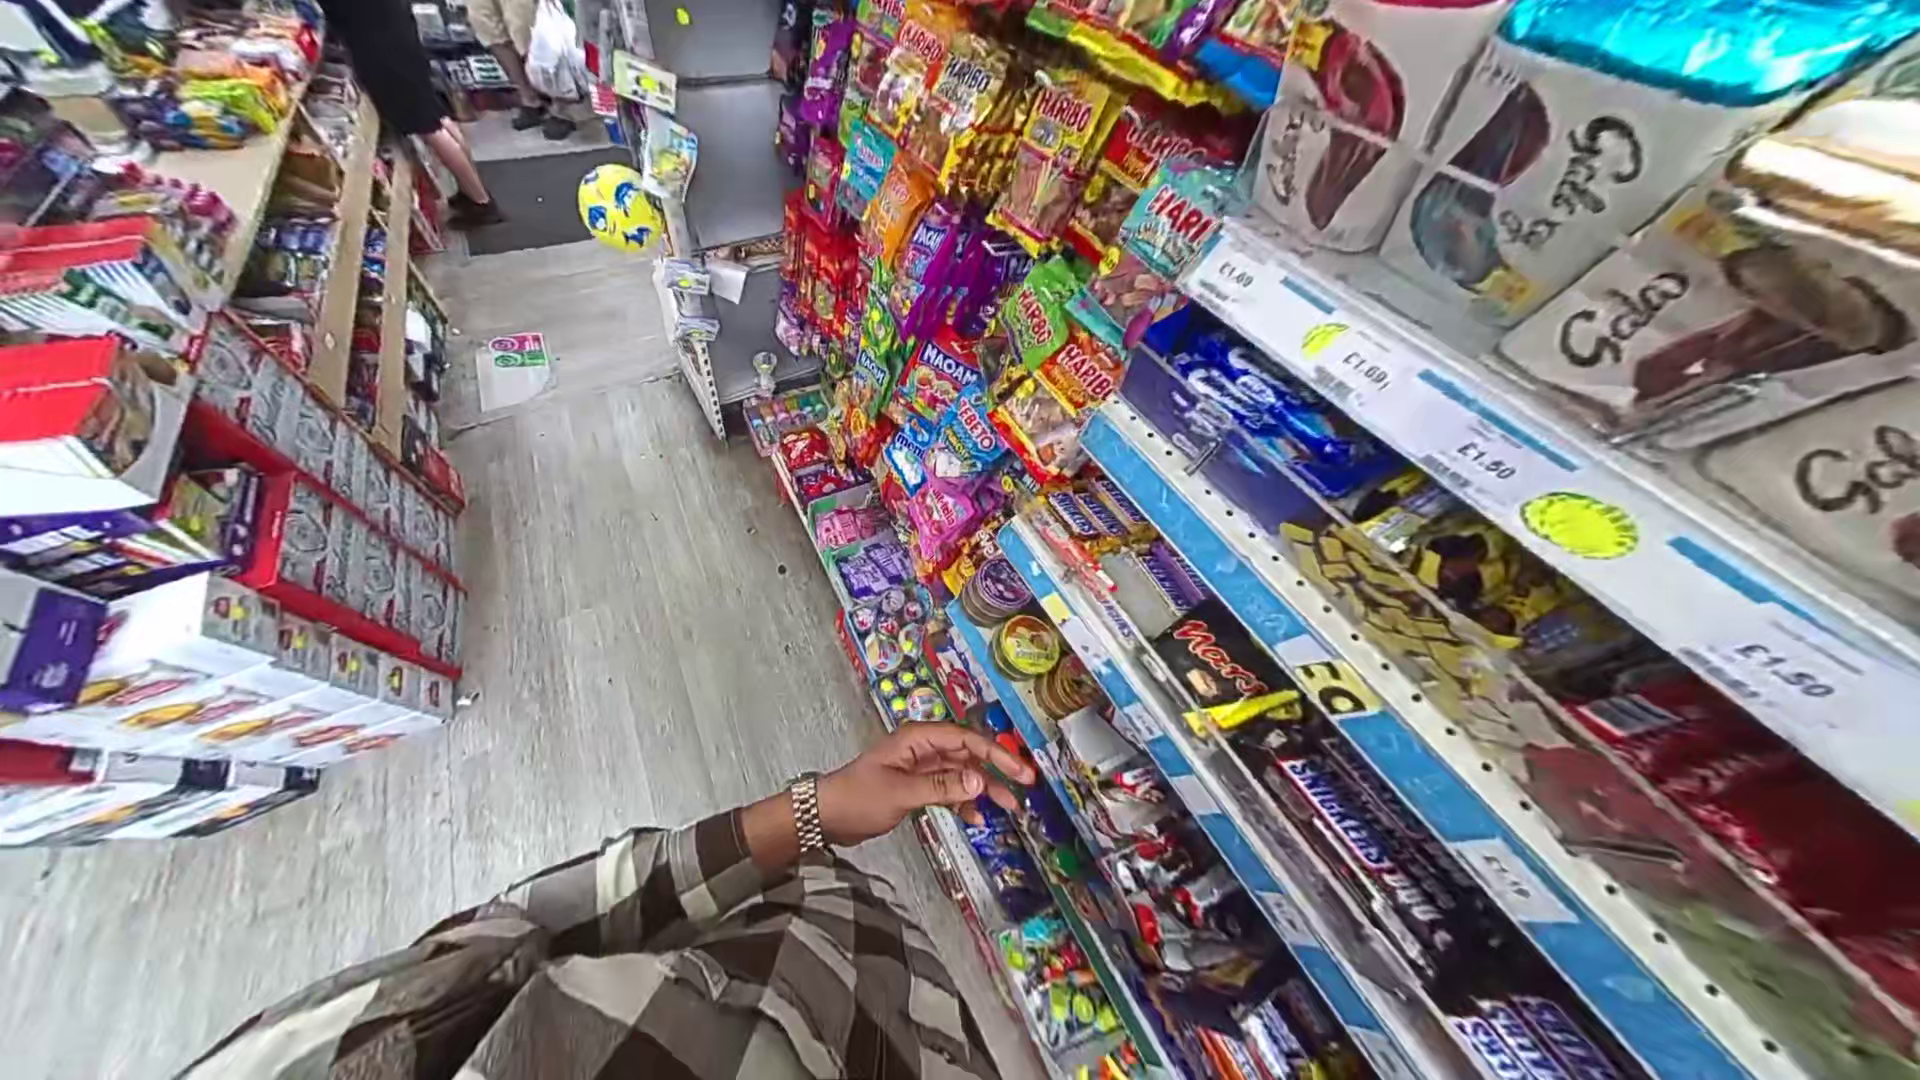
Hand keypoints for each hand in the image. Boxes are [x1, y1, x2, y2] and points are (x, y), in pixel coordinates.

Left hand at [817, 722, 1038, 845]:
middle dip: (996, 770)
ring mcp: (921, 767)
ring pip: (962, 774)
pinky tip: (976, 818)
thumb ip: (941, 787)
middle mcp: (924, 748)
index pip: (966, 740)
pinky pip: (949, 789)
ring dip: (984, 789)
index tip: (1019, 771)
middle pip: (968, 755)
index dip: (995, 753)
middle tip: (1024, 787)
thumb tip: (980, 782)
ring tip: (1009, 808)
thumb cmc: (859, 797)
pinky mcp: (917, 786)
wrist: (826, 816)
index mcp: (919, 739)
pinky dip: (963, 801)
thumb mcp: (901, 792)